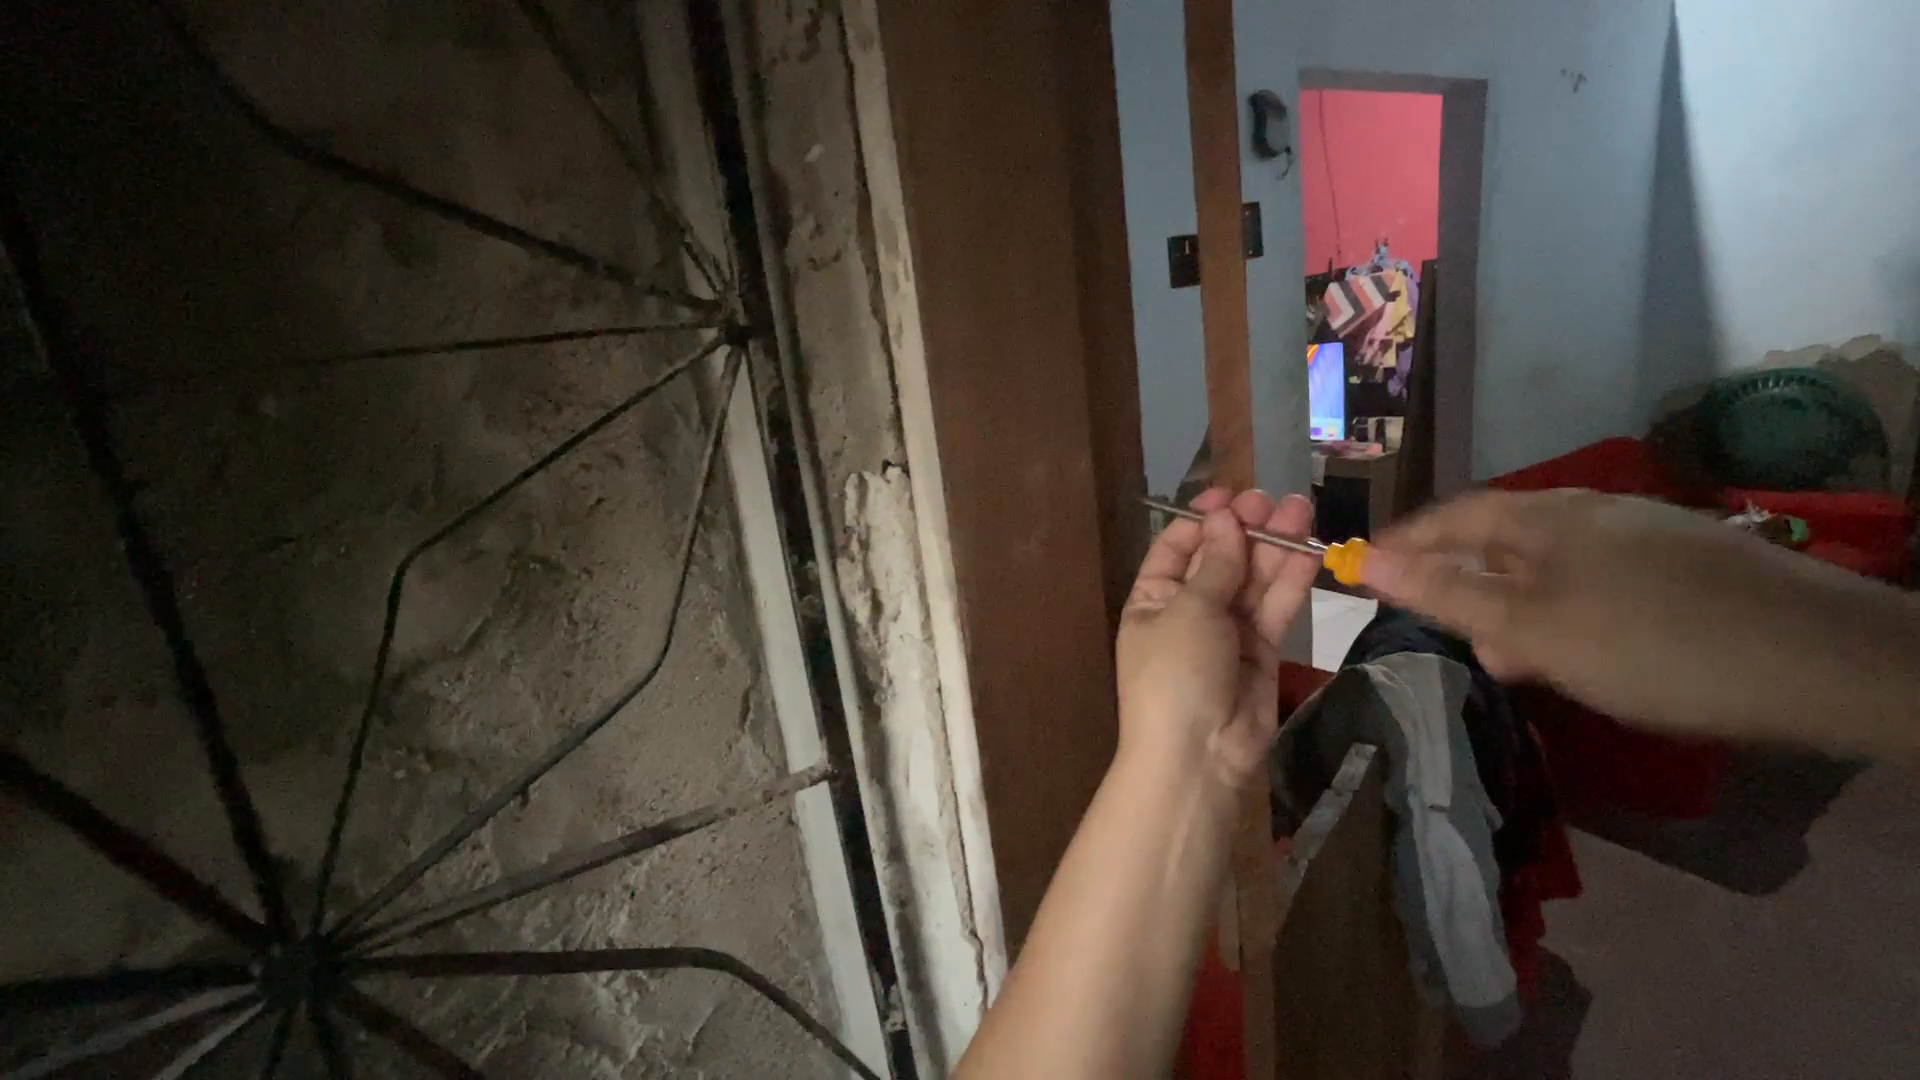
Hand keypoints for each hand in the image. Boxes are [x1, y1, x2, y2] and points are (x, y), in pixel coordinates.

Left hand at [1116, 488, 1319, 788]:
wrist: (1198, 754)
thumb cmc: (1175, 674)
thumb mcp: (1188, 612)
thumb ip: (1215, 566)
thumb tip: (1224, 517)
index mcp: (1152, 599)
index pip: (1176, 549)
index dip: (1202, 521)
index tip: (1230, 496)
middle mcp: (1188, 610)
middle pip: (1220, 560)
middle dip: (1245, 530)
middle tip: (1274, 500)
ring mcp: (1226, 631)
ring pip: (1253, 580)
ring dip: (1274, 547)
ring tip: (1301, 509)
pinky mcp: (1261, 651)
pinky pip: (1275, 608)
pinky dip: (1291, 581)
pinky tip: (1310, 549)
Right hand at [1359, 488, 1897, 741]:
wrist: (1833, 664)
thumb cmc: (1651, 643)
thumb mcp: (1529, 627)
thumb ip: (1445, 593)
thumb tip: (1367, 559)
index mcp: (1545, 516)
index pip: (1450, 517)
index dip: (1404, 544)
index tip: (1366, 575)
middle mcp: (1591, 512)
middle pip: (1499, 540)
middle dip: (1463, 584)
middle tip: (1453, 636)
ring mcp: (1645, 535)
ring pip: (1550, 565)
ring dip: (1516, 606)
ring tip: (1520, 658)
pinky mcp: (1689, 567)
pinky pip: (1597, 581)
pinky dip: (1566, 611)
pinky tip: (1589, 652)